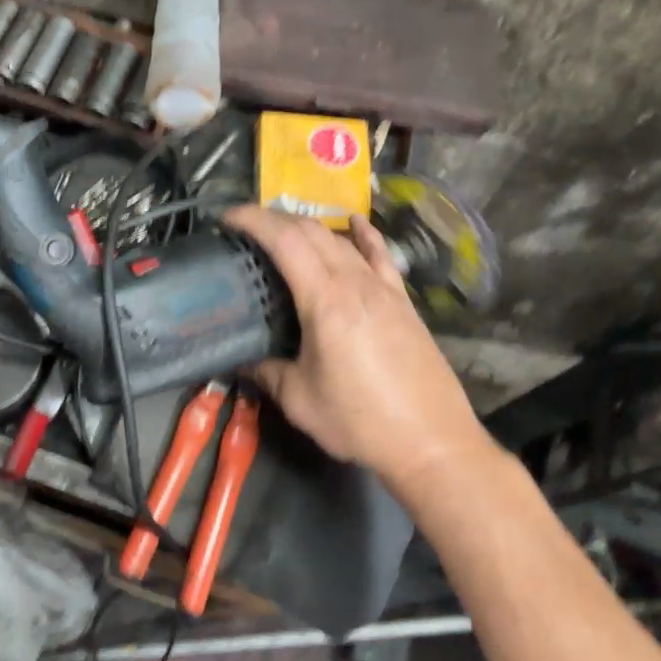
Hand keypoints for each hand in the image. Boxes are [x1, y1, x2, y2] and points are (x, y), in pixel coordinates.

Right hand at [224, 207, 495, 487]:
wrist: (433, 442)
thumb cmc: (360, 421)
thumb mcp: (299, 400)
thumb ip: (264, 371)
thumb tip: (236, 359)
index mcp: (326, 300)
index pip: (285, 239)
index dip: (253, 220)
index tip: (227, 218)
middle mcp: (355, 283)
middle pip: (311, 230)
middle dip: (274, 219)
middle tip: (245, 229)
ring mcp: (383, 289)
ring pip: (341, 240)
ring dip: (308, 228)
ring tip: (281, 234)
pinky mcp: (403, 302)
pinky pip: (379, 255)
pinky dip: (362, 234)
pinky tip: (354, 223)